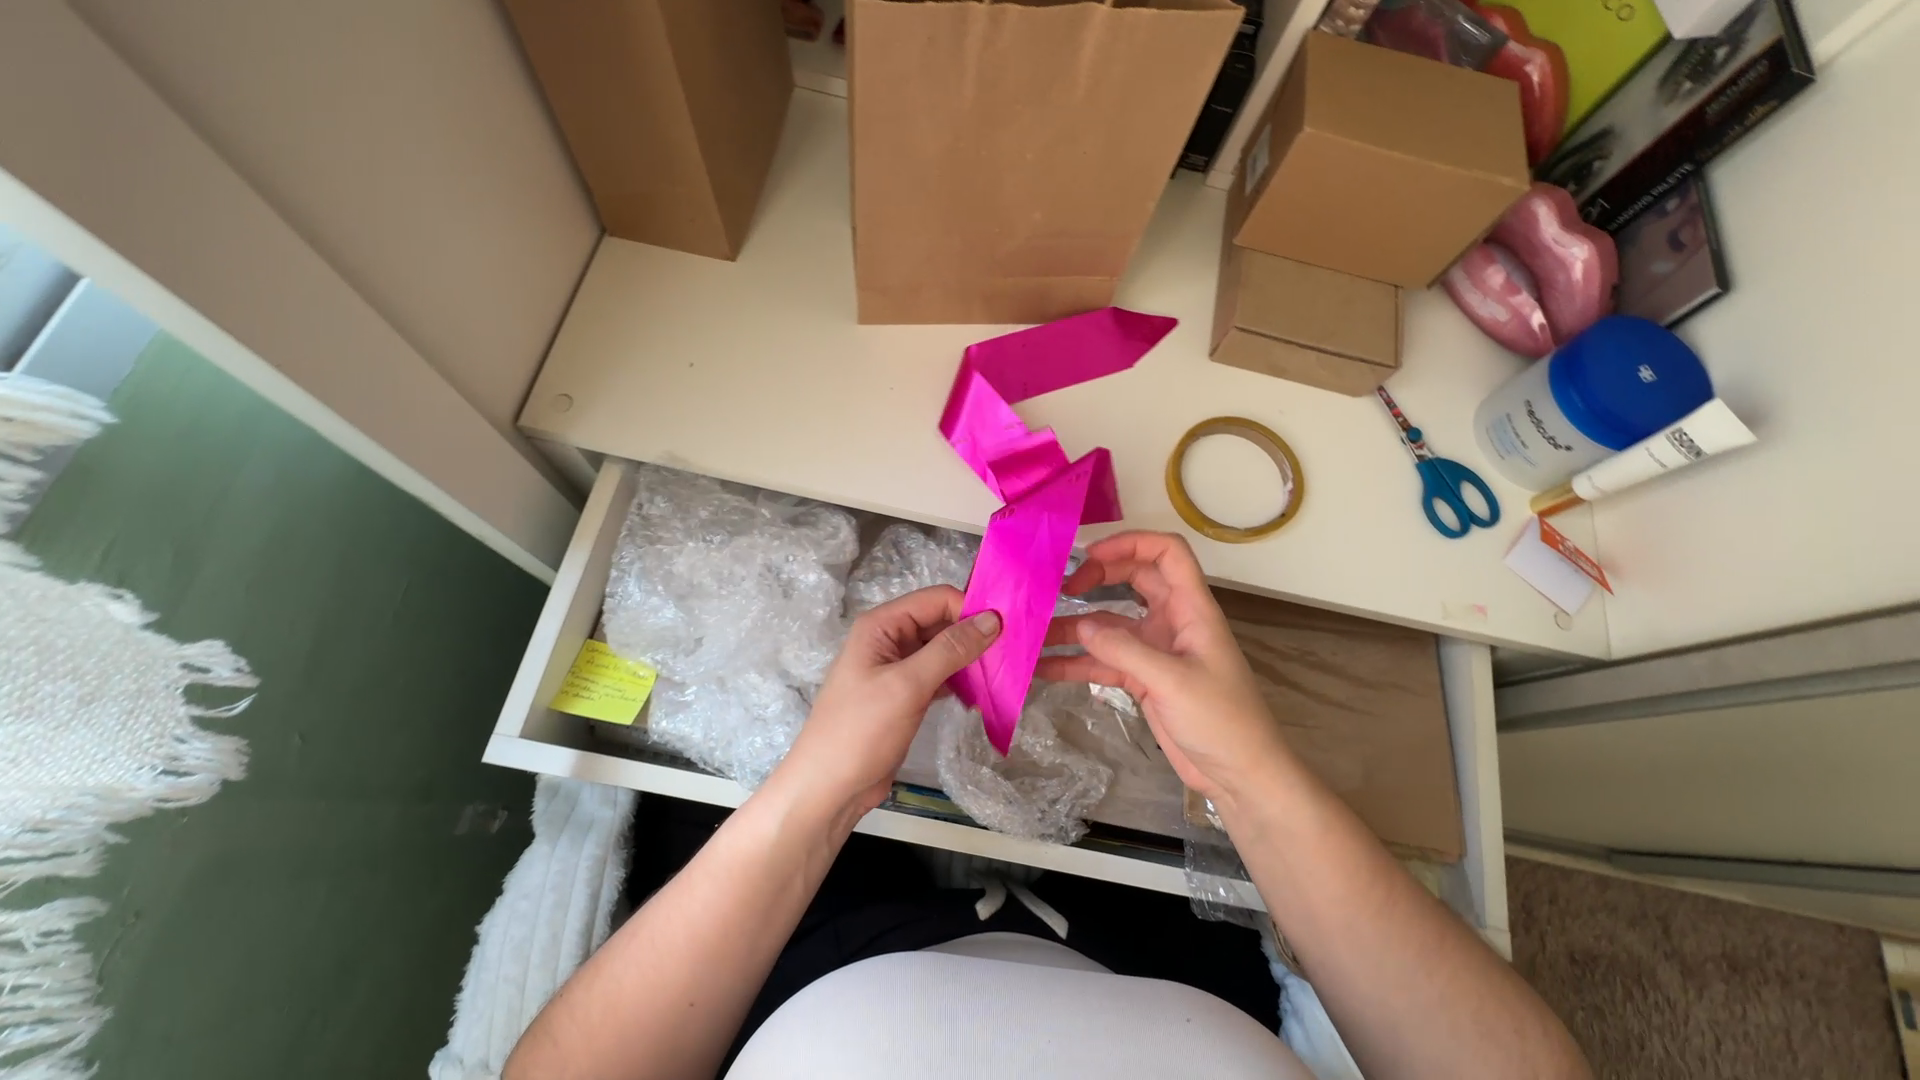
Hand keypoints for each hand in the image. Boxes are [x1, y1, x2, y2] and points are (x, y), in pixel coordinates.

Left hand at [768, 586, 1000, 828]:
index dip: (971, 609)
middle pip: (942, 623)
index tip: (1009, 630)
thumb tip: (993, 619)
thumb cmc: (861, 731)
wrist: (829, 788)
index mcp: (882, 625)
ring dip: (972, 660)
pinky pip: (940, 677)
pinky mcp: (905, 696)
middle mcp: (890, 639)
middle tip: (1015, 653)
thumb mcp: (907, 685)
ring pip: (944, 651)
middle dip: (976, 635)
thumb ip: (950, 649)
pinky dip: (961, 682)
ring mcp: (897, 669)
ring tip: (1006, 673)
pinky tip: (984, 695)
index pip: (937, 599)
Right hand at [1035, 532, 1291, 807]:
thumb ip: (1124, 650)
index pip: (1167, 554)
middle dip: (1096, 578)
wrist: (1239, 774)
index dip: (1131, 543)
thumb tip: (1080, 627)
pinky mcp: (1143, 680)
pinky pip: (1103, 662)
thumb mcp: (1172, 681)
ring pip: (1110, 625)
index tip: (1090, 556)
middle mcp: (1172, 621)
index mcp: (1192, 609)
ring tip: (1035, 633)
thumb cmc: (1222, 719)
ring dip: (1075, 627)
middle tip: (1060, 590)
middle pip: (1133, 581)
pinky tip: (1043, 669)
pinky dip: (1075, 664)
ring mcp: (1155, 651)